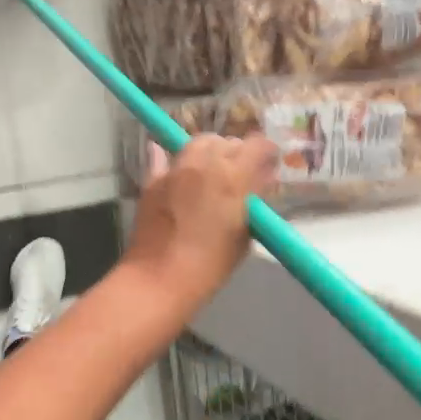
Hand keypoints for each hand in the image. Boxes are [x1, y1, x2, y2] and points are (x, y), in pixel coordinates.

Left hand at [122, 135, 277, 306]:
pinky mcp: (152, 180)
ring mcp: (175, 169)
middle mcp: (204, 164)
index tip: (269, 165)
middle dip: (237, 153)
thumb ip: (253, 201)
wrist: (159, 277)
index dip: (266, 152)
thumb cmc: (209, 265)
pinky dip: (177, 162)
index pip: (258, 145)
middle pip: (226, 142)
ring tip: (212, 173)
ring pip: (197, 144)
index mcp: (233, 177)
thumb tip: (262, 179)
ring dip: (210, 152)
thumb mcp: (243, 235)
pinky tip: (181, 172)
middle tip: (240, 173)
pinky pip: (166, 159)